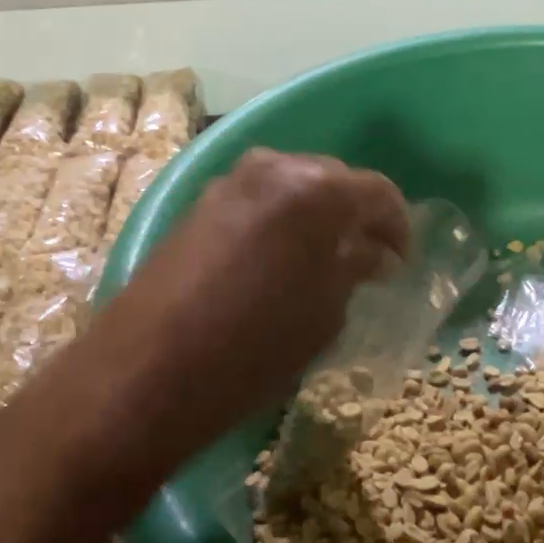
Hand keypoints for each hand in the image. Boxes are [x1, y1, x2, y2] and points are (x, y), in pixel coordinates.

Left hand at [98, 148, 410, 452]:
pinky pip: (259, 198)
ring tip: (324, 257)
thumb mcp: (324, 314)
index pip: (377, 191)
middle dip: (356, 213)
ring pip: (294, 184)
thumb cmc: (252, 348)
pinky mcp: (199, 202)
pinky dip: (280, 218)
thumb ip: (354, 268)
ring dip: (316, 213)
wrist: (141, 374)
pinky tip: (279, 258)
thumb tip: (371, 252)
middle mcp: (275, 168)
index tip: (402, 260)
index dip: (397, 224)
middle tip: (368, 256)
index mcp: (317, 189)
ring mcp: (231, 181)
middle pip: (334, 178)